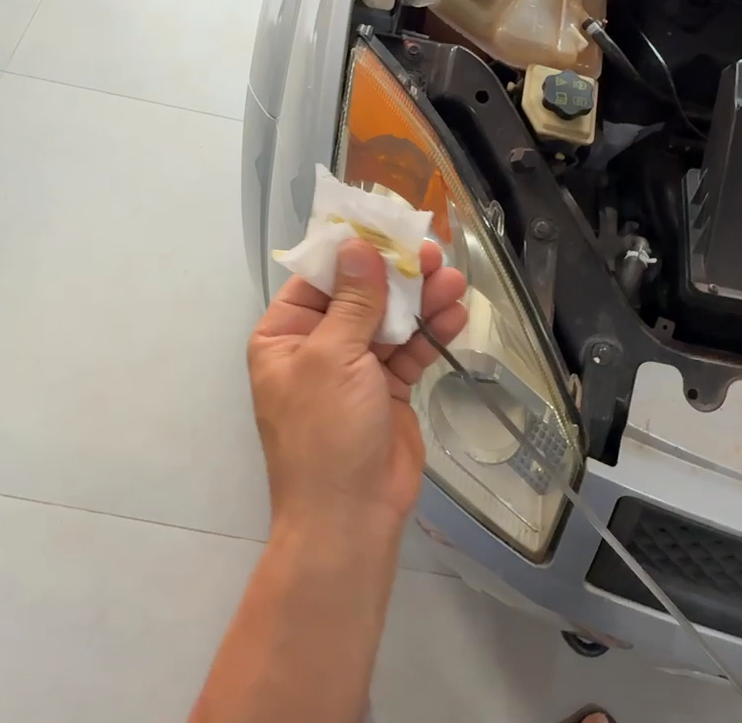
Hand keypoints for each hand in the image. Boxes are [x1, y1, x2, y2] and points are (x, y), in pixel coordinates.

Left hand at [247, 237, 467, 538]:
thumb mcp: (333, 358)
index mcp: (285, 335)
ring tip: (453, 279)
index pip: (319, 279)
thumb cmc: (325, 432)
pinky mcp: (388, 388)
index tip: (387, 225)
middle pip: (360, 295)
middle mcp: (317, 346)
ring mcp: (355, 368)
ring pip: (390, 320)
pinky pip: (410, 350)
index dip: (352, 251)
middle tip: (431, 252)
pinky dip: (432, 332)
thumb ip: (354, 301)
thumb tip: (358, 247)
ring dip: (421, 300)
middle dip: (395, 274)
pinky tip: (456, 313)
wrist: (350, 516)